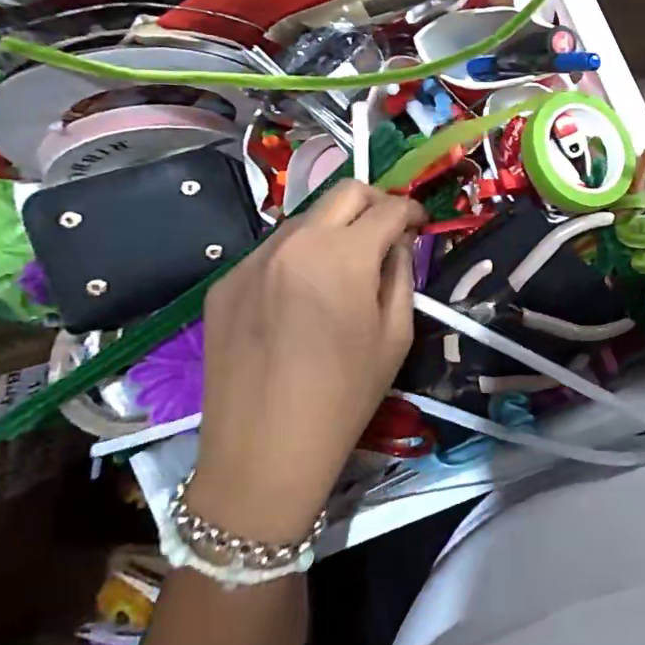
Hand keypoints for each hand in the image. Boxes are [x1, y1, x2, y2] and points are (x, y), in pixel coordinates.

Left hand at [189, 182, 425, 542]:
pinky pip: (272, 252)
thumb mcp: (395, 335)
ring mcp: (252, 260)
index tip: (420, 226)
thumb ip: (401, 274)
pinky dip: (298, 258)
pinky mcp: (224, 282)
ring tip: (343, 269)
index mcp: (343, 256)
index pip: (388, 208)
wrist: (263, 451)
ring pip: (305, 219)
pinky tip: (301, 298)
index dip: (412, 211)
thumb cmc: (345, 396)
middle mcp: (294, 243)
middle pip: (344, 192)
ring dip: (334, 229)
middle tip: (387, 233)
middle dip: (375, 203)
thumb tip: (397, 243)